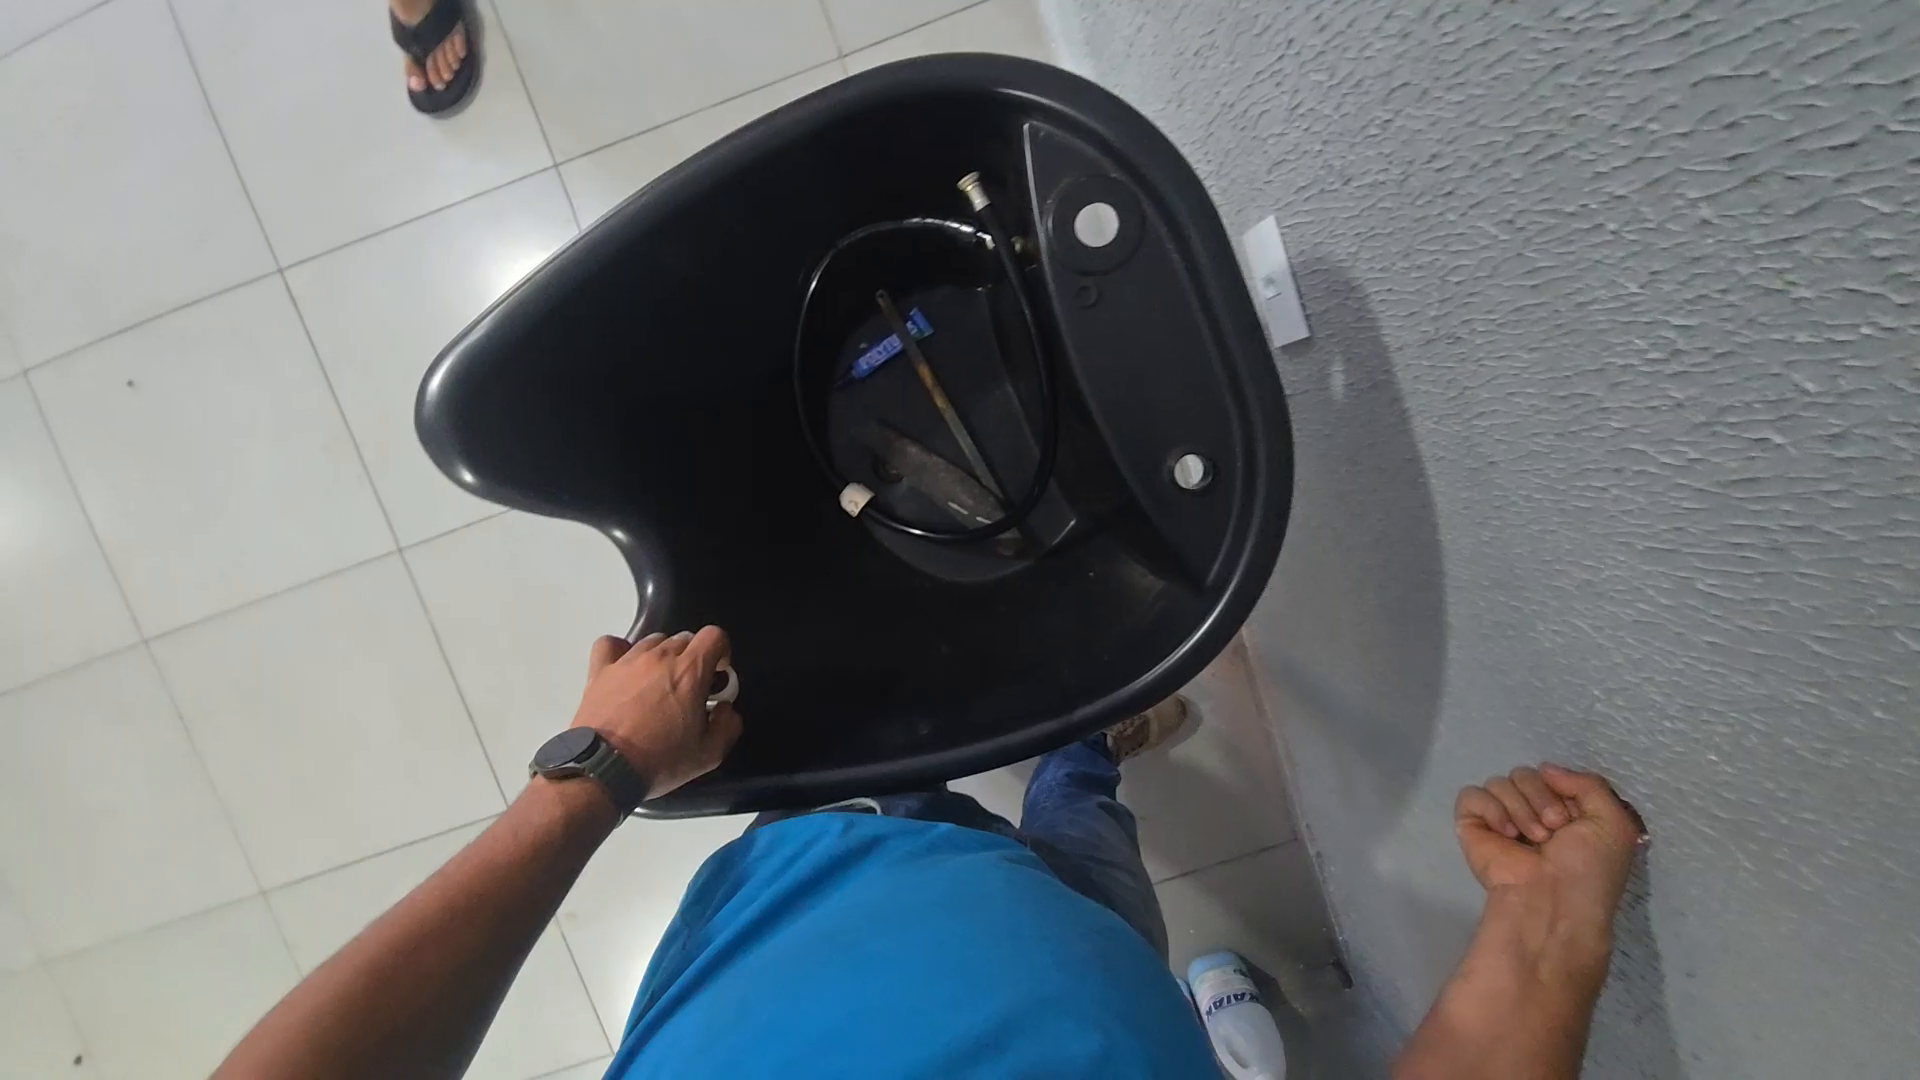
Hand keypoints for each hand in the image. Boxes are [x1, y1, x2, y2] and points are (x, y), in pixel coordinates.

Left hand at [570, 627, 742, 799]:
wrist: (602, 771)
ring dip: (662, 656)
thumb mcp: (709, 753)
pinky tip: (627, 669)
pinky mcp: (600, 672)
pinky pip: (611, 644)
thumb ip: (729, 725)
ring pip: (653, 641)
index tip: (716, 675)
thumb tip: (725, 708)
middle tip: (689, 688)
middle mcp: (660, 657)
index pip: (715, 635)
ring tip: (658, 684)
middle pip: (685, 638)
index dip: (722, 651)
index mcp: (690, 671)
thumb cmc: (659, 760)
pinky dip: (621, 651)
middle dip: (693, 658)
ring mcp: (627, 661)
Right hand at [1454, 763, 1643, 923]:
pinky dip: (1490, 809)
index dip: (1563, 790)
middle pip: (1524, 773)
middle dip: (1540, 798)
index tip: (1572, 818)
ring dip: (1519, 808)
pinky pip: (1472, 794)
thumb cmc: (1587, 869)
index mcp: (1563, 811)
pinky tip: (1504, 832)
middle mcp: (1530, 810)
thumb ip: (1590, 784)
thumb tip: (1547, 769)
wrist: (1552, 897)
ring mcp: (1499, 816)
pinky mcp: (1471, 822)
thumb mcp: (1614, 824)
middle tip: (1552, 830)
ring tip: (1530, 838)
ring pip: (1499, 782)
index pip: (1552, 774)